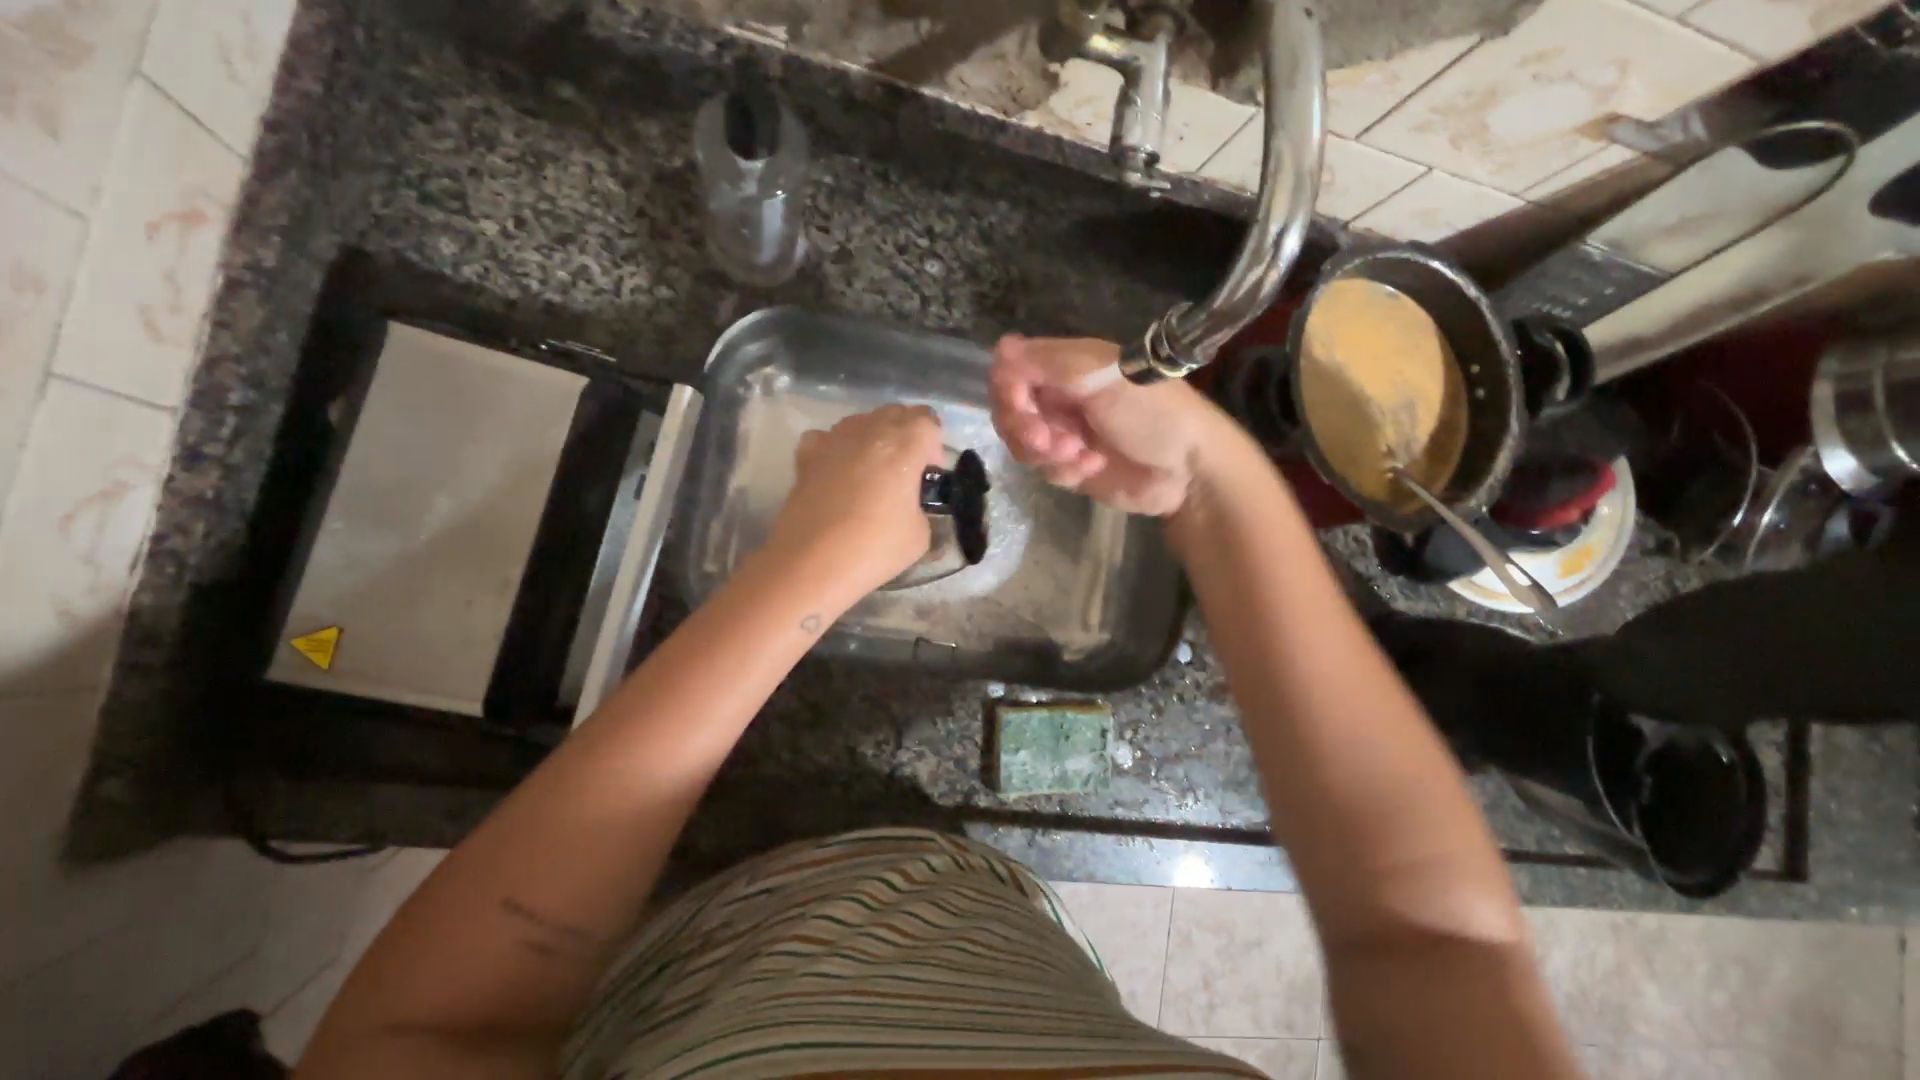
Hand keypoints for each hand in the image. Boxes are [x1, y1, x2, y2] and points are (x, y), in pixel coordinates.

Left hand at [764, 404, 946, 601]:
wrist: (812, 562)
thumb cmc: (875, 547)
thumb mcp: (920, 533)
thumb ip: (919, 504)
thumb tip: (907, 503)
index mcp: (905, 442)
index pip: (928, 421)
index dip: (933, 448)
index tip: (928, 477)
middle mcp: (869, 429)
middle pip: (895, 414)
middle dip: (905, 437)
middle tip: (905, 473)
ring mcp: (834, 438)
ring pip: (861, 423)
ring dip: (872, 440)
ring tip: (870, 475)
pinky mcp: (806, 454)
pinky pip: (828, 438)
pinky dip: (837, 449)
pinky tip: (838, 474)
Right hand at [989, 334, 1225, 516]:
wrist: (1188, 468)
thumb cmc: (1151, 411)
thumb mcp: (1099, 376)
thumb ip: (1046, 362)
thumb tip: (1000, 347)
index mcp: (1066, 366)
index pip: (1011, 371)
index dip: (1007, 389)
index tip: (1021, 404)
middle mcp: (1060, 397)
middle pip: (1010, 410)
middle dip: (1024, 427)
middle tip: (1047, 440)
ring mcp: (1064, 433)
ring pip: (1022, 444)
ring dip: (1046, 452)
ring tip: (1079, 454)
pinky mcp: (1071, 467)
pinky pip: (1045, 470)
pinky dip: (1065, 470)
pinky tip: (1093, 466)